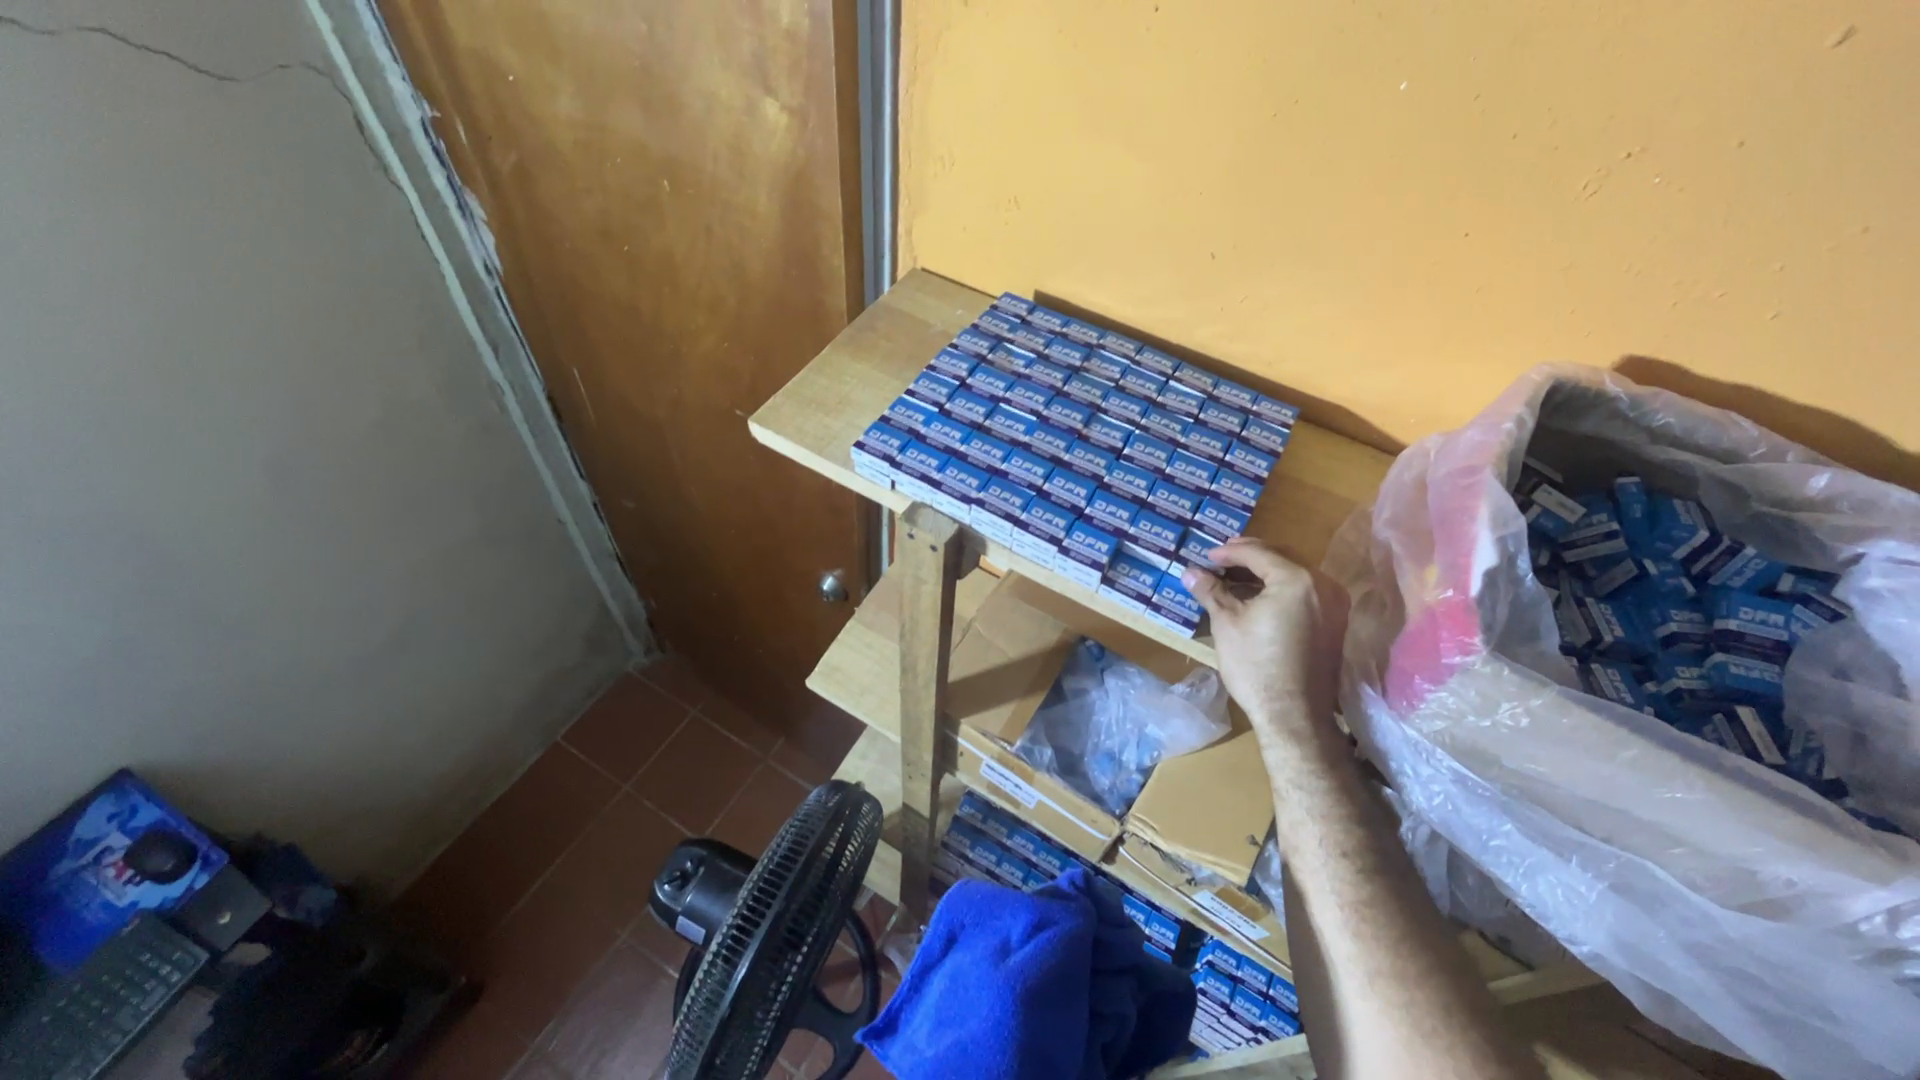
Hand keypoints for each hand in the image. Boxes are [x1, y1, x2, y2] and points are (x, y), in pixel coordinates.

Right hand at [1182, 538, 1349, 756]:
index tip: (1206, 556)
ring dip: (1264, 573)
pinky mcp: (1335, 623)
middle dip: (1249, 557)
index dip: (1228, 552)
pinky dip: (1280, 589)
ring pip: (1295, 575)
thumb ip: (1211, 591)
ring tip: (1234, 578)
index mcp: (1297, 579)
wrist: (1293, 714)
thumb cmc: (1256, 666)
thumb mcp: (1227, 624)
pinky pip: (1305, 592)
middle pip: (1281, 558)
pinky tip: (1258, 598)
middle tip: (1220, 559)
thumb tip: (1189, 572)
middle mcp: (1323, 584)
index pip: (1259, 553)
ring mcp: (1334, 604)